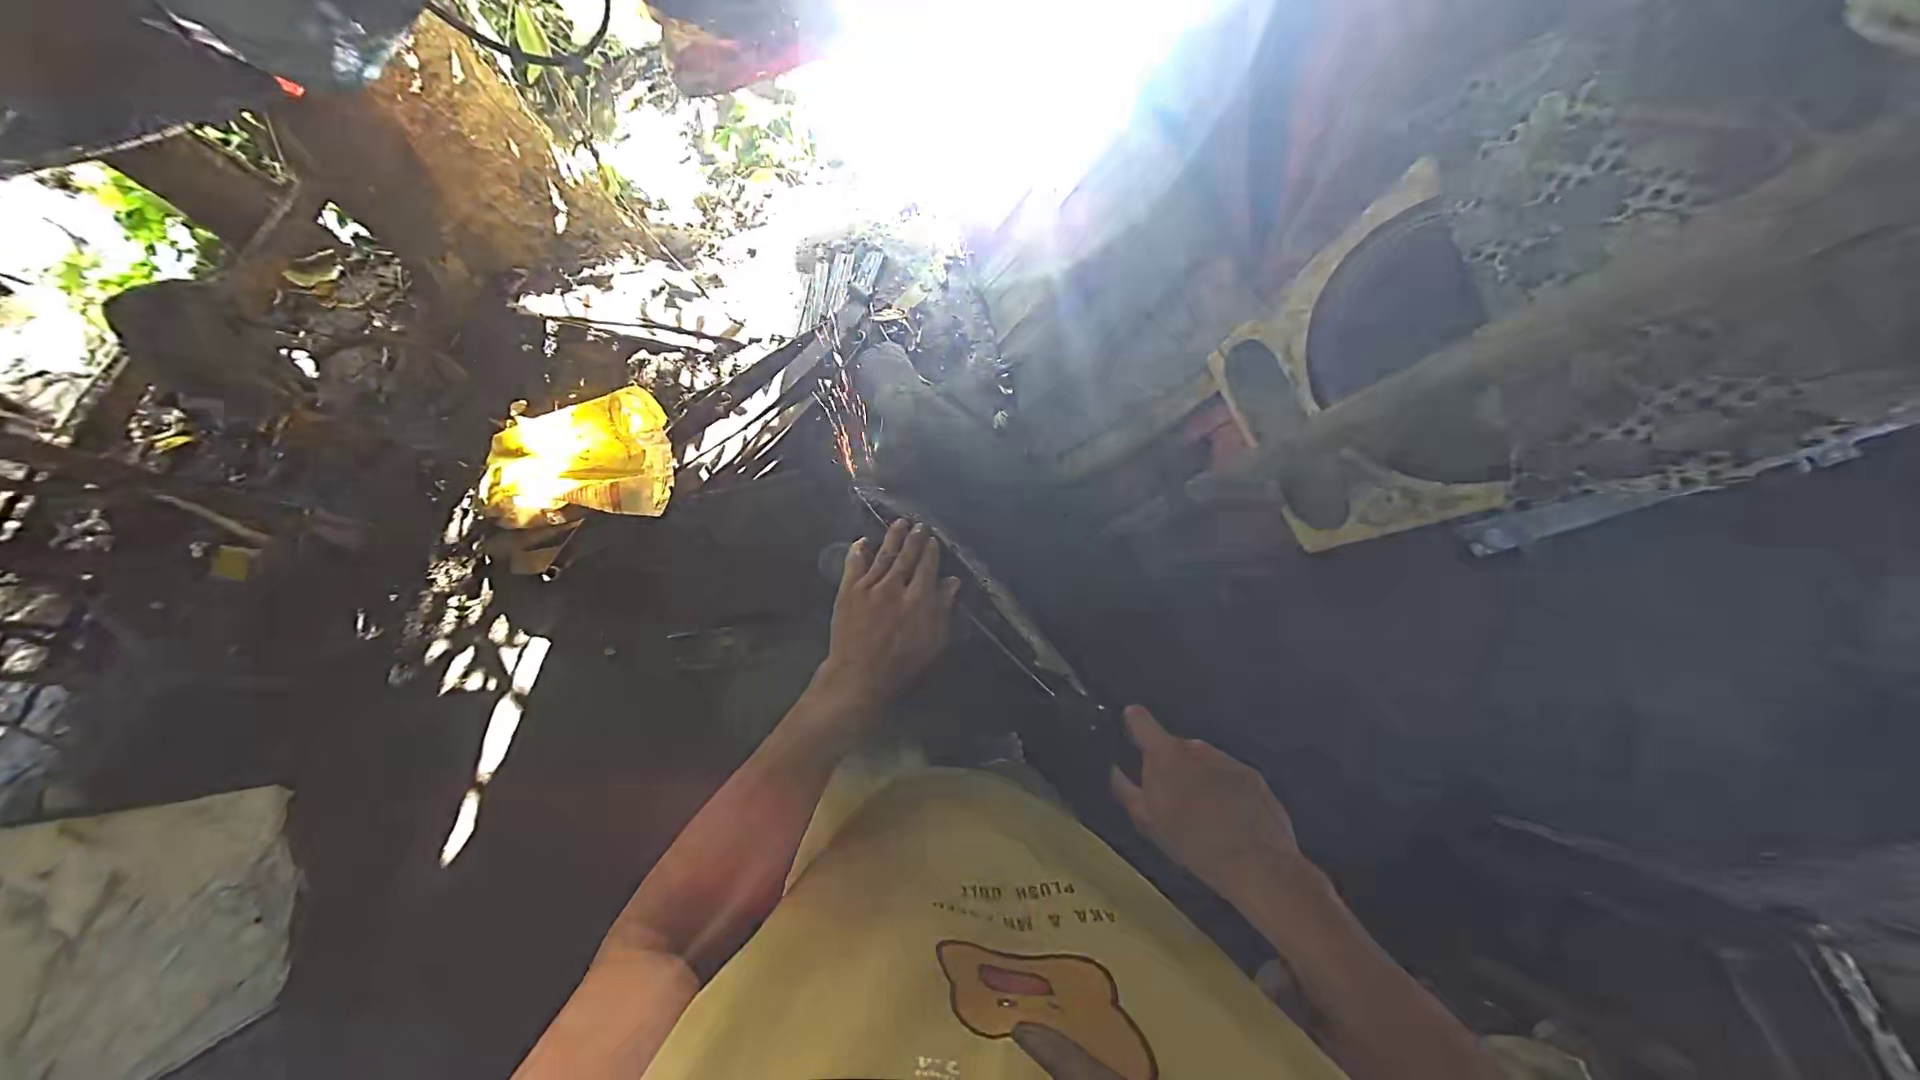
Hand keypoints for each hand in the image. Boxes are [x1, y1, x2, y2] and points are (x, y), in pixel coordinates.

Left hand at [812, 518, 960, 711]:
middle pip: (907, 555)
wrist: (860, 675)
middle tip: (919, 526)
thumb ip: (943, 609)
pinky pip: (854, 564)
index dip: (931, 551)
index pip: (928, 566)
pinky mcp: (849, 591)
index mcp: (920, 598)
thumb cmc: (903, 664)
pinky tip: (863, 541)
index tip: (933, 541)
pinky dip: (859, 550)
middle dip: (915, 539)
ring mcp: (870, 586)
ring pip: (884, 554)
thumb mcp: (934, 641)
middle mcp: (896, 585)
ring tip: (899, 523)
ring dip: (893, 537)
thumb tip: (952, 582)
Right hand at [1110, 706, 1307, 902]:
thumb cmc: (1192, 842)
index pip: (1142, 723)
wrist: (1256, 862)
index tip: (1131, 718)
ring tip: (1204, 815)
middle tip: (1173, 799)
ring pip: (1205, 763)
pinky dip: (1226, 791)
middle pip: (1177, 749)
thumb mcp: (1149, 821)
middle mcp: (1197, 748)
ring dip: (1200, 779)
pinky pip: (1230, 777)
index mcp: (1165, 754)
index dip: (1135, 720)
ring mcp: (1229, 760)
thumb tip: (1115, 771)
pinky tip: (1230, 820)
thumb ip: (1128, 791)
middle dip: (1173, 766)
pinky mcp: (1254, 777)